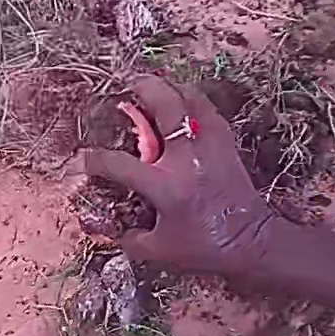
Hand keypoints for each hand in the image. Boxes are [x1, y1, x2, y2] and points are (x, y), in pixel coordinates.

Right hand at [79, 75, 282, 276]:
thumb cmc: (205, 247)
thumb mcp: (160, 250)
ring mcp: (210, 144)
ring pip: (189, 98)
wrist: (252, 242)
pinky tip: (179, 103)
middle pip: (164, 105)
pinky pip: (205, 108)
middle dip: (143, 89)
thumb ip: (130, 239)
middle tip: (127, 85)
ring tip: (153, 88)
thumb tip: (110, 229)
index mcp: (167, 186)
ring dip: (168, 88)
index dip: (94, 160)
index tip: (82, 158)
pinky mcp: (226, 142)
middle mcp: (187, 158)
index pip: (119, 165)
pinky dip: (190, 99)